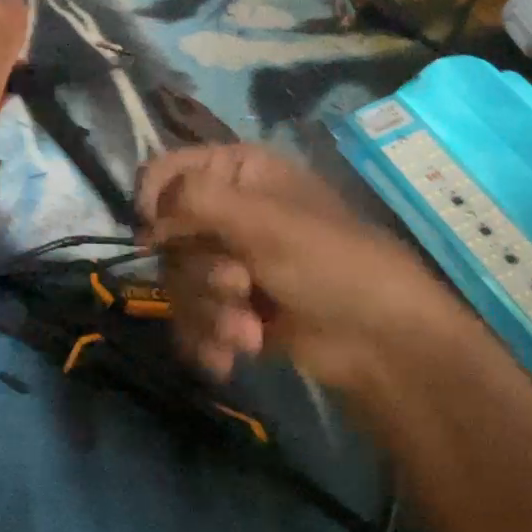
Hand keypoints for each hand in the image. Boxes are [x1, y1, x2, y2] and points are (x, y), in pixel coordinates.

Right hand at [137, 143, 460, 390]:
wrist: (384, 344)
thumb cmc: (333, 264)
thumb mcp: (266, 223)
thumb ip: (197, 201)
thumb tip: (147, 211)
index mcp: (237, 174)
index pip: (165, 172)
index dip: (154, 203)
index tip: (157, 237)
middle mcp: (226, 212)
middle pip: (167, 238)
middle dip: (200, 275)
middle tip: (240, 287)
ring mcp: (227, 262)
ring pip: (177, 283)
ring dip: (207, 313)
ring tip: (247, 334)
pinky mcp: (230, 308)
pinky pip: (189, 318)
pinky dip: (206, 340)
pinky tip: (228, 360)